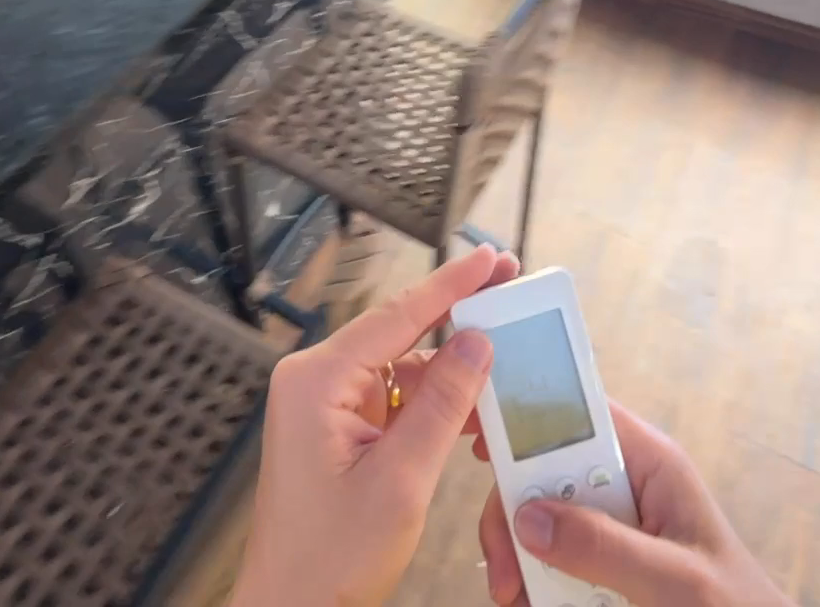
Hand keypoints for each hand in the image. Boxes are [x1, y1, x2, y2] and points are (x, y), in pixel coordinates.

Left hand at [229, 244, 520, 606]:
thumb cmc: (329, 560)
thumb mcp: (400, 482)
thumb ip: (441, 405)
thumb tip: (477, 343)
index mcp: (316, 380)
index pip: (395, 317)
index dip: (449, 284)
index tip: (487, 257)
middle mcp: (316, 378)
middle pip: (398, 331)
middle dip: (454, 312)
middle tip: (503, 282)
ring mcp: (326, 401)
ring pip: (401, 364)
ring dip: (449, 366)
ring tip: (502, 354)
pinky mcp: (339, 424)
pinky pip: (394, 394)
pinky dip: (432, 398)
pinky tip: (471, 402)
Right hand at [478, 402, 791, 606]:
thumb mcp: (678, 583)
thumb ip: (606, 547)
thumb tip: (528, 518)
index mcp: (645, 459)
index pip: (573, 408)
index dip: (520, 405)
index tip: (474, 428)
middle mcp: (618, 479)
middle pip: (540, 464)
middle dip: (511, 505)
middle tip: (500, 561)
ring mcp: (604, 517)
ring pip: (535, 509)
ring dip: (514, 548)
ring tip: (511, 596)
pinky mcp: (595, 555)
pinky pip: (545, 549)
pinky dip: (528, 574)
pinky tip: (524, 599)